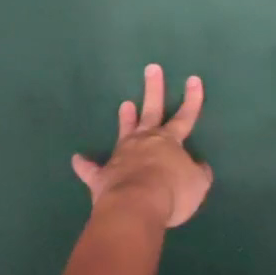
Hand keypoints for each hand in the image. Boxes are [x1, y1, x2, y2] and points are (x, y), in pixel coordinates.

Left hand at [71, 64, 213, 228]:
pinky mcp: (102, 176)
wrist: (136, 206)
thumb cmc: (172, 192)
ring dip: (125, 119)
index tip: (193, 79)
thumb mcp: (198, 184)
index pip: (185, 116)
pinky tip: (76, 159)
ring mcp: (122, 157)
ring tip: (124, 104)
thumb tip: (199, 166)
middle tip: (151, 68)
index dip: (192, 99)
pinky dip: (85, 165)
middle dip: (153, 89)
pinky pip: (91, 169)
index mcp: (169, 141)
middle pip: (151, 111)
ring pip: (124, 132)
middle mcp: (144, 142)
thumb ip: (199, 172)